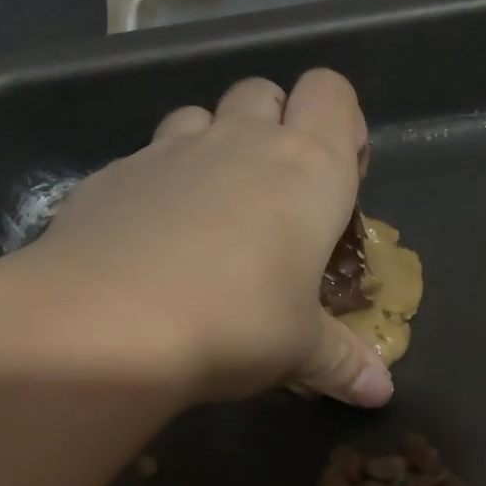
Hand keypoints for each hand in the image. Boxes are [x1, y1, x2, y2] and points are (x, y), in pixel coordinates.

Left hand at [0, 70, 392, 407]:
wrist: (105, 324)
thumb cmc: (238, 323)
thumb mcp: (303, 350)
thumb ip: (345, 361)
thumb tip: (380, 392)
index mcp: (308, 170)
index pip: (334, 95)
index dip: (344, 125)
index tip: (344, 180)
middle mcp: (242, 143)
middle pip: (267, 92)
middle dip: (280, 126)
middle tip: (284, 197)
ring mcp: (170, 151)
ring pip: (203, 115)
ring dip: (219, 145)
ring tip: (223, 212)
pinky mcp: (113, 174)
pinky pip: (151, 157)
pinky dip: (166, 183)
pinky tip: (163, 242)